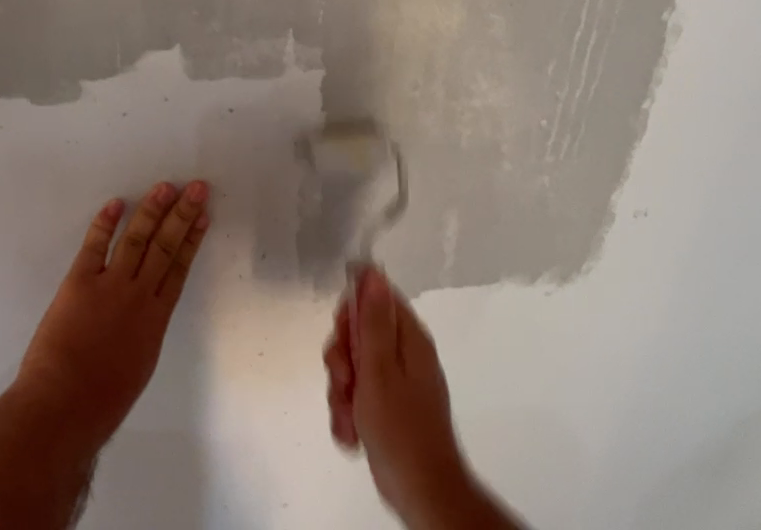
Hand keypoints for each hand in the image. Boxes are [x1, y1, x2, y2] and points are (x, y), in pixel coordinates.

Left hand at [14, 181, 210, 446]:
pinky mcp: (79, 283)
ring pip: (136, 239)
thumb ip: (142, 336)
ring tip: (165, 186)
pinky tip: (115, 204)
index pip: (179, 269)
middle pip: (165, 246)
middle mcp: (139, 296)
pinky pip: (94, 246)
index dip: (192, 240)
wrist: (65, 404)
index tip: (203, 216)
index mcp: (156, 319)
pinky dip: (104, 223)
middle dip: (182, 214)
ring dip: (152, 210)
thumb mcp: (137, 367)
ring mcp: (110, 286)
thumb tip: (143, 321)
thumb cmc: (102, 400)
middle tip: (196, 187)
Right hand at [325, 268, 491, 527]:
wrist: (420, 488)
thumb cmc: (399, 426)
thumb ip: (373, 320)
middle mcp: (403, 354)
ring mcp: (396, 381)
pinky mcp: (387, 406)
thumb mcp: (379, 369)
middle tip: (345, 380)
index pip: (375, 297)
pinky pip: (357, 394)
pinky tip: (352, 431)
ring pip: (352, 366)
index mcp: (408, 338)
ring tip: (348, 414)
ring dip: (340, 391)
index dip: (352, 312)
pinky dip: (348, 411)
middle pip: (358, 333)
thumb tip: (373, 272)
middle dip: (341, 359)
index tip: (344, 336)